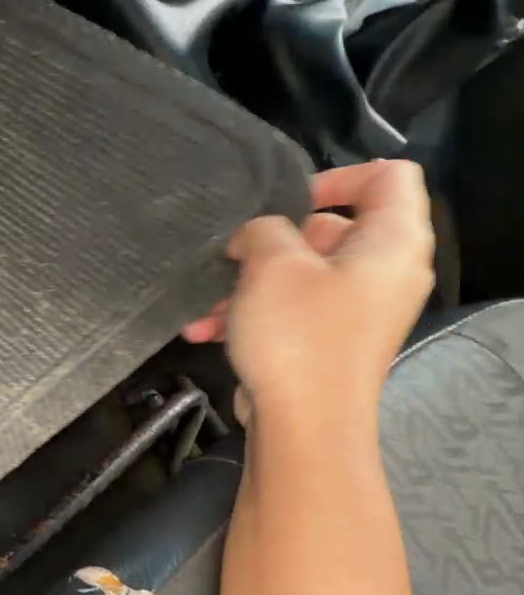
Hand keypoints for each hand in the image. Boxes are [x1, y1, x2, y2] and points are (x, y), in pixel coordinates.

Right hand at [182, 160, 434, 425]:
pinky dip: (249, 313)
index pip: (387, 178)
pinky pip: (289, 307)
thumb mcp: (271, 268)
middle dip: (267, 245)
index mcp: (391, 242)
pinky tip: (205, 332)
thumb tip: (258, 234)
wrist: (305, 417)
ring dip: (243, 287)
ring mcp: (357, 306)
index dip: (335, 177)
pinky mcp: (330, 335)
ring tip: (202, 311)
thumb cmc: (297, 334)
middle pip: (329, 230)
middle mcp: (383, 269)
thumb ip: (263, 232)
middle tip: (226, 262)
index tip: (281, 202)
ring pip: (298, 274)